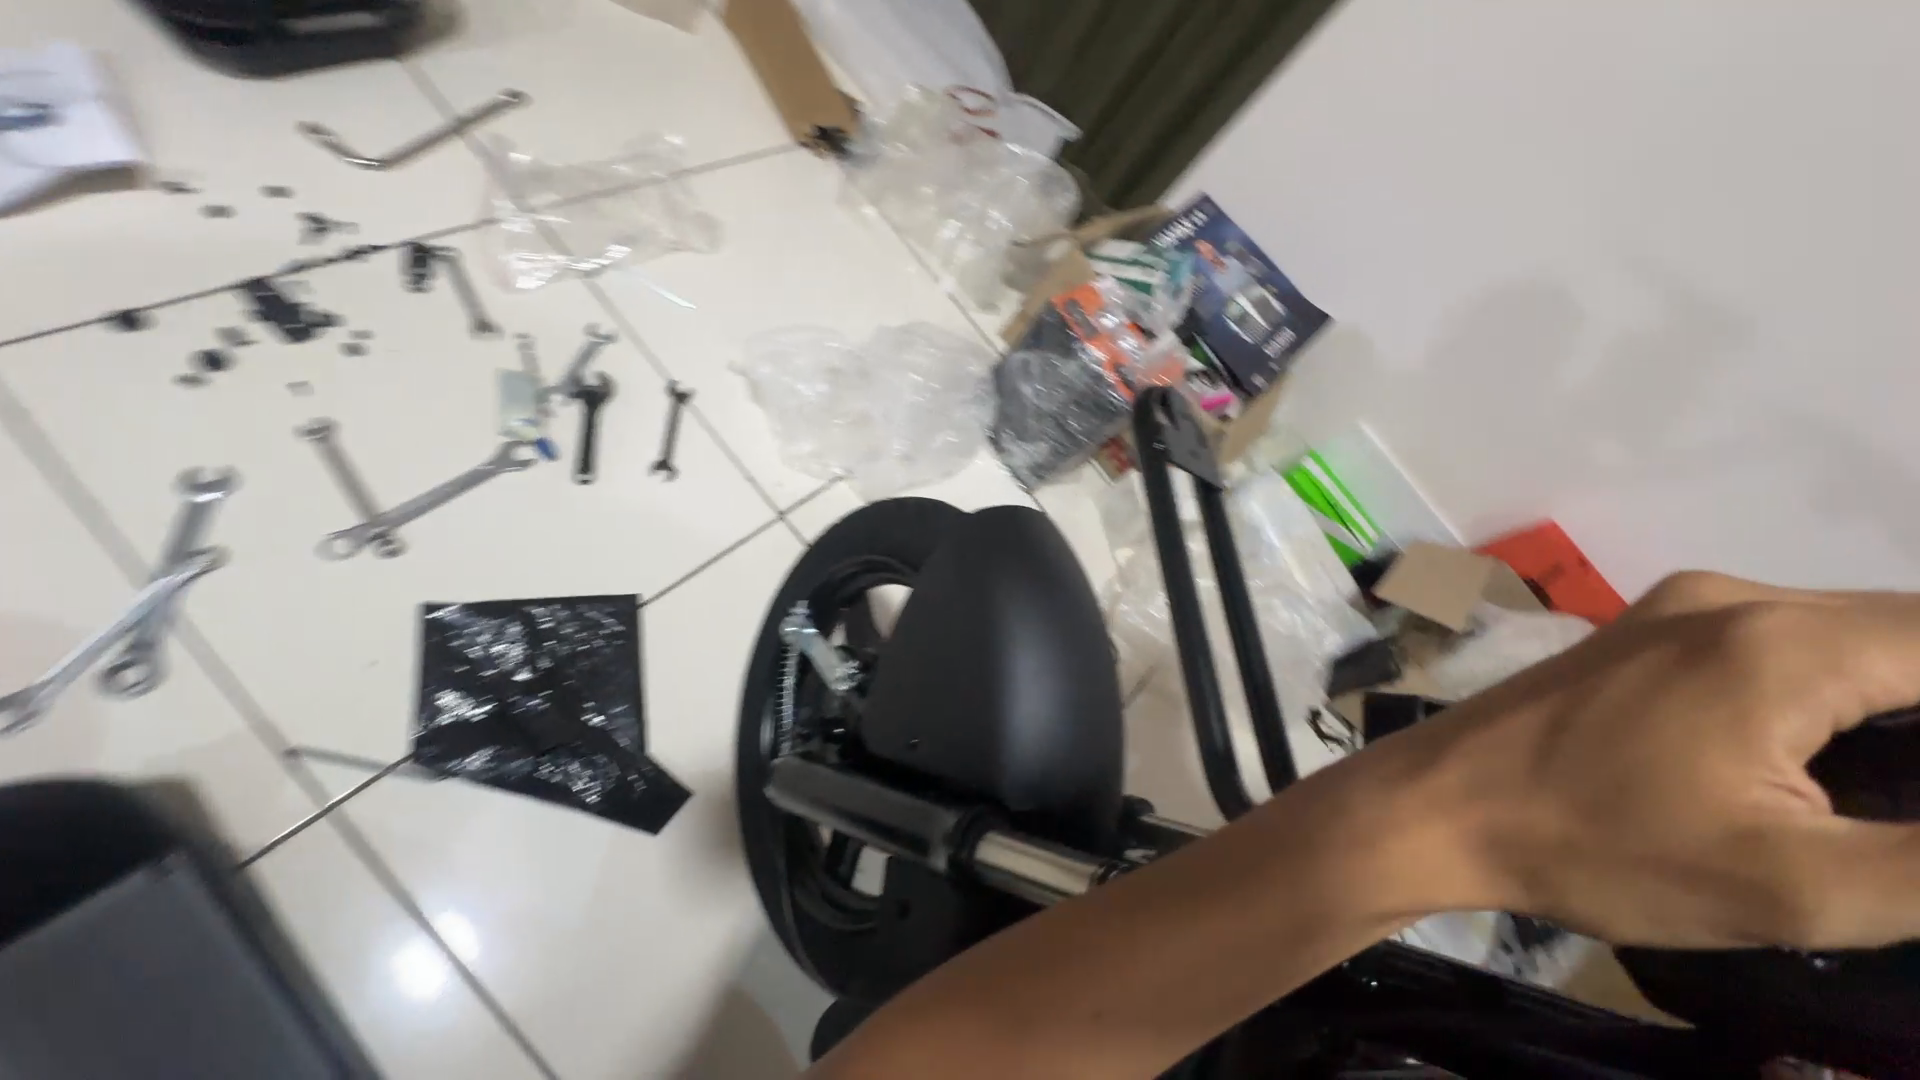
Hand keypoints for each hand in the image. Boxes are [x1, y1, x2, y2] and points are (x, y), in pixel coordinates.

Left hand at [1414, 571, 1919, 949]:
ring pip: (1848, 640)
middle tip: (1903, 813)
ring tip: (1887, 800)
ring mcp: (1670, 612)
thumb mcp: (1797, 884)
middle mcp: (1730, 599)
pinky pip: (1777, 649)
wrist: (1434, 807)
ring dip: (1904, 709)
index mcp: (1784, 640)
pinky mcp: (1635, 639)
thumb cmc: (1593, 846)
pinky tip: (1836, 768)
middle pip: (1917, 637)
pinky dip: (1835, 698)